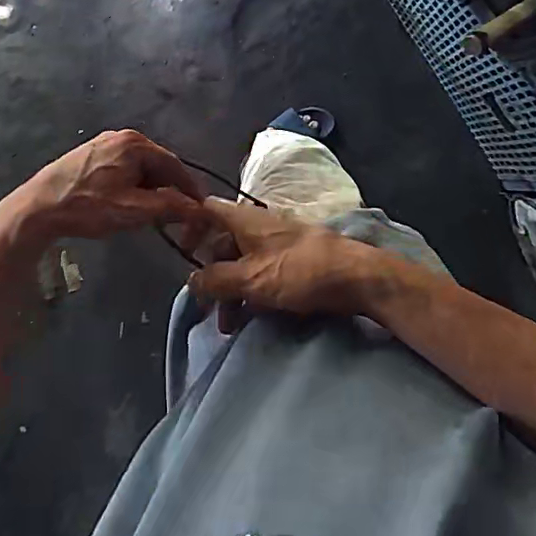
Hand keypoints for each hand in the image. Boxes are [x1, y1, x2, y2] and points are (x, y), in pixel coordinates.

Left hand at [0, 130, 205, 240]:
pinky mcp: (90, 154)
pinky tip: (125, 203)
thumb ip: (170, 207)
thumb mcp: (133, 211)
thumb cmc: (86, 208)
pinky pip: (123, 168)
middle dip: (167, 189)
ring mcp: (104, 143)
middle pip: (157, 165)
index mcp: (135, 143)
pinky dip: (131, 185)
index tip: (199, 208)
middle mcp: (122, 136)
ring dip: (148, 189)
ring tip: (148, 213)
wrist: (35, 210)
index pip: (175, 166)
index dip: (189, 189)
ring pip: (140, 168)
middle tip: (173, 215)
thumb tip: (199, 208)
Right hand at [186, 199, 402, 320]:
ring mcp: (279, 243)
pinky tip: (253, 316)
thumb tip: (190, 280)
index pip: (209, 210)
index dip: (191, 224)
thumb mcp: (250, 279)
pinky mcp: (294, 261)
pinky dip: (252, 292)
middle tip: (207, 308)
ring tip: (230, 326)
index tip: (181, 250)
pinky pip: (263, 272)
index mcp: (247, 219)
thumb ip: (216, 280)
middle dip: (212, 275)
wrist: (355, 277)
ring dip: (232, 291)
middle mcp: (261, 226)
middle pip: (224, 243)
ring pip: (243, 262)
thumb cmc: (299, 271)